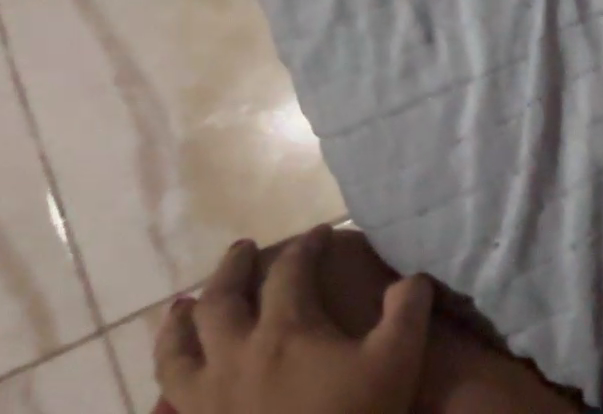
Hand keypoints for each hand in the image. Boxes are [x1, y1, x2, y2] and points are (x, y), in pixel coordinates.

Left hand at [156, 227, 435, 413]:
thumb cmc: (356, 411)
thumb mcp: (399, 354)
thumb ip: (408, 306)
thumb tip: (409, 279)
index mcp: (286, 330)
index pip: (290, 272)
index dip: (306, 245)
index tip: (321, 231)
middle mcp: (236, 354)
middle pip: (220, 301)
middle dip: (231, 268)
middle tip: (243, 248)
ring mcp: (207, 395)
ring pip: (176, 348)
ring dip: (180, 320)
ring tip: (183, 304)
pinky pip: (168, 391)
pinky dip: (169, 367)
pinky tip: (177, 366)